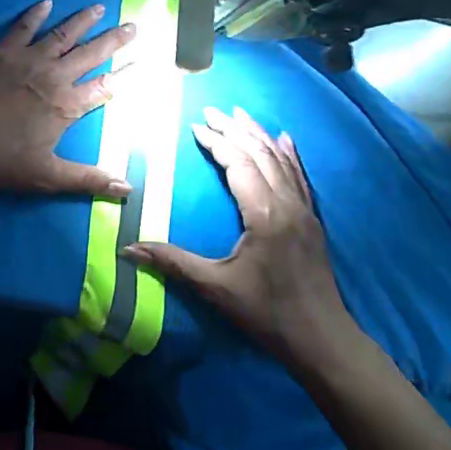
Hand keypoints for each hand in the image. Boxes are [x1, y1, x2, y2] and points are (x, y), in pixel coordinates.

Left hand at [0, 0, 134, 199]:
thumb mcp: (46, 176)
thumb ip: (87, 180)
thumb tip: (127, 188)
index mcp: (66, 106)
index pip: (103, 88)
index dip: (123, 77)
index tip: (140, 63)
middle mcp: (53, 77)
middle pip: (90, 54)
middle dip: (113, 41)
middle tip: (133, 27)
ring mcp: (27, 60)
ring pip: (62, 35)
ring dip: (83, 20)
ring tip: (99, 8)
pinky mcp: (1, 52)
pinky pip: (22, 28)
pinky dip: (35, 14)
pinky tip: (45, 3)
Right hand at [120, 107, 354, 358]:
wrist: (322, 338)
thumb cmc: (267, 313)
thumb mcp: (215, 288)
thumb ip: (172, 263)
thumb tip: (127, 248)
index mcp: (265, 215)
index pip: (239, 165)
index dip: (217, 142)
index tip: (195, 126)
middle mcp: (288, 205)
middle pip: (260, 155)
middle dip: (235, 130)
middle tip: (212, 110)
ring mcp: (305, 212)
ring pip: (282, 162)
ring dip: (259, 136)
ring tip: (241, 115)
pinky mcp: (312, 222)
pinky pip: (300, 178)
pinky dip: (290, 155)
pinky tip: (285, 140)